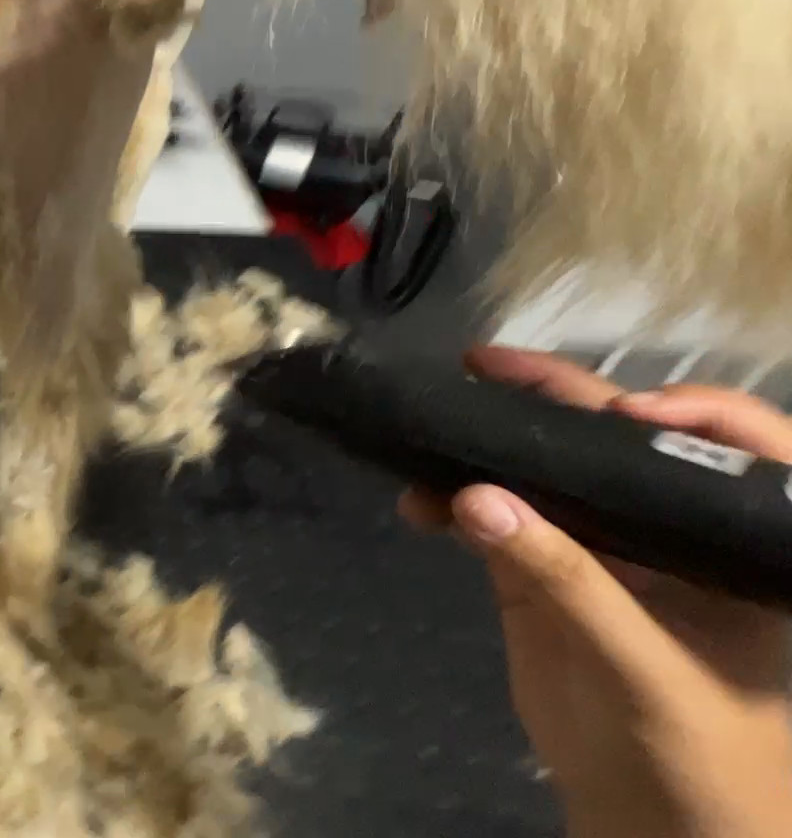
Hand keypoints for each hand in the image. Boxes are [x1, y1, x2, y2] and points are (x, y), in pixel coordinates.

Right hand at [400, 347, 791, 837]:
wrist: (641, 810)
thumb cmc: (695, 749)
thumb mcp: (644, 666)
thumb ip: (565, 579)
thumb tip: (474, 496)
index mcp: (738, 548)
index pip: (746, 461)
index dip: (704, 420)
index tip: (628, 410)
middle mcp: (667, 532)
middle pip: (618, 447)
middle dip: (556, 401)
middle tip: (486, 366)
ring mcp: (595, 546)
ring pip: (539, 471)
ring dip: (482, 447)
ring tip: (430, 425)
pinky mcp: (534, 565)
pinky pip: (485, 514)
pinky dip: (445, 501)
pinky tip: (414, 502)